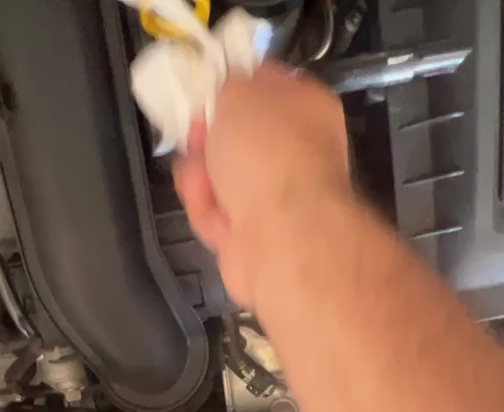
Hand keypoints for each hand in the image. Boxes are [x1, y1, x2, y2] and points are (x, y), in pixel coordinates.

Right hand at [173, 65, 351, 309]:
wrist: (278, 236)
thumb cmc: (269, 156)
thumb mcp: (238, 92)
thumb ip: (227, 83)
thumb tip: (222, 88)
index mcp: (305, 108)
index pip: (262, 88)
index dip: (228, 88)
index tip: (203, 91)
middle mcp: (293, 154)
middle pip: (233, 139)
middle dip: (206, 139)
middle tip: (198, 138)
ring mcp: (273, 197)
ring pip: (218, 178)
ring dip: (202, 179)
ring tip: (204, 181)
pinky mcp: (251, 233)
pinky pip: (215, 213)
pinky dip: (208, 212)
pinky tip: (213, 211)